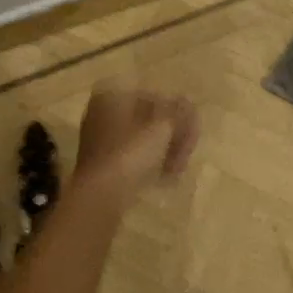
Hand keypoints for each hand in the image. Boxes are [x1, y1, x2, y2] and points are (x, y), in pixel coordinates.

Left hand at [69, 86, 199, 207]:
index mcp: (112, 95)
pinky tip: (167, 178)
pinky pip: (132, 159)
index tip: (193, 130)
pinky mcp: (102, 167)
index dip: (176, 112)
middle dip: (171, 135)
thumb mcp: (162, 128)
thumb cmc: (130, 153)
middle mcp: (102, 113)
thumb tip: (189, 105)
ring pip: (140, 141)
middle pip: (147, 120)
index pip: (152, 96)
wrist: (100, 197)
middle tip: (188, 152)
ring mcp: (100, 141)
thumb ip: (179, 112)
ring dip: (163, 152)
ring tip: (179, 168)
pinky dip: (150, 165)